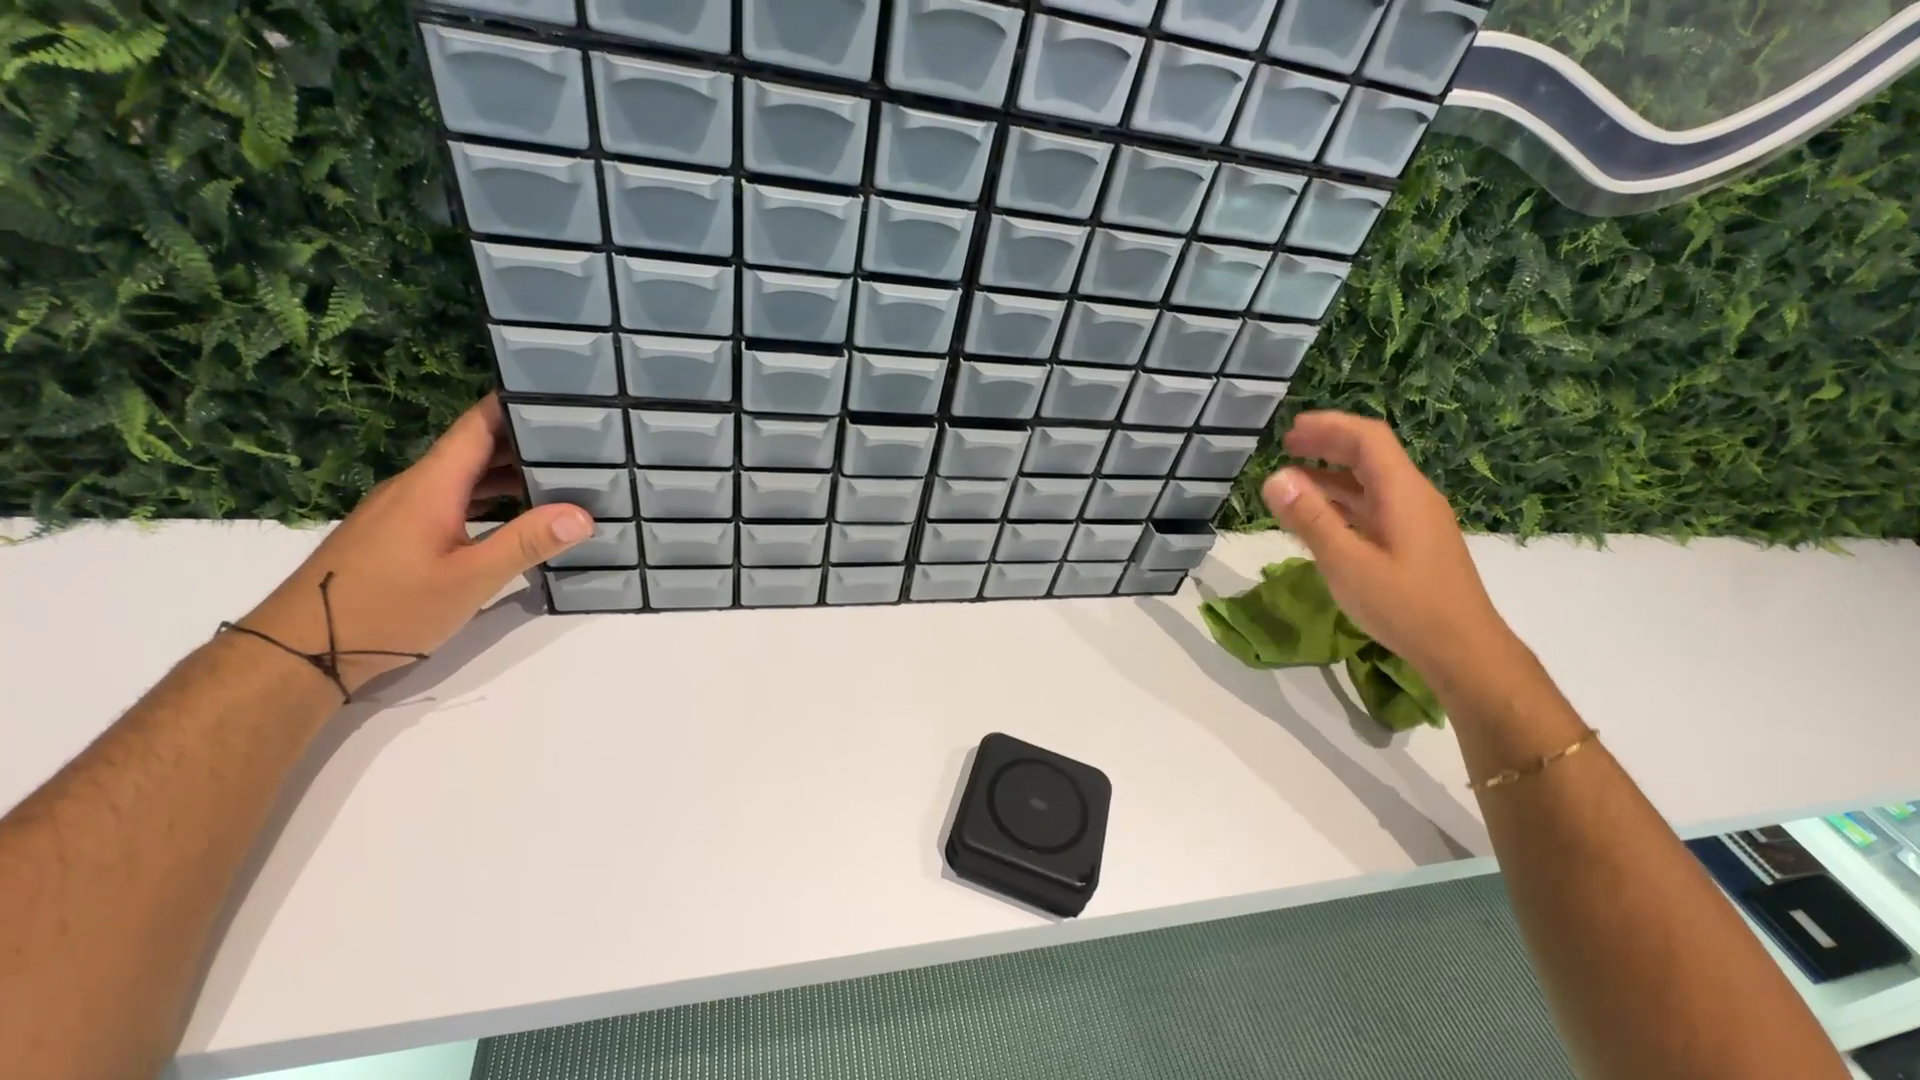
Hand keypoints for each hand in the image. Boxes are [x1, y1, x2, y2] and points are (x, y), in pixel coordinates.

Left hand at [236, 395, 591, 695]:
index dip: (516, 403)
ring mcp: (402, 510)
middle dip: (527, 440)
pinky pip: (452, 500)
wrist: (304, 648)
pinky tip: (516, 516)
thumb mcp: (469, 579)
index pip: (478, 424)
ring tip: (564, 476)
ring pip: (464, 477)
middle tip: (583, 441)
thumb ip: (526, 542)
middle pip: (476, 448)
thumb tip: (584, 515)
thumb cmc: (389, 607)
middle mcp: (415, 487)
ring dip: (510, 473)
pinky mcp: (397, 534)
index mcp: (432, 485)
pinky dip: (489, 498)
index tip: (563, 395)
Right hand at [1261, 411, 1516, 688]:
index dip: (1329, 426)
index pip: (1367, 439)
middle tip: (1287, 447)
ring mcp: (1417, 521)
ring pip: (1371, 484)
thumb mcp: (1347, 563)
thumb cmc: (1405, 605)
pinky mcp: (1415, 543)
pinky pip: (1374, 508)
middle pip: (1370, 456)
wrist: (1463, 650)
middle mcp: (1413, 497)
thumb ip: (1311, 519)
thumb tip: (1274, 478)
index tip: (1290, 429)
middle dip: (1328, 445)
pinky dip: (1343, 503)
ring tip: (1292, 482)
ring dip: (1332, 476)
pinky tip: (1321, 519)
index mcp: (1403, 492)